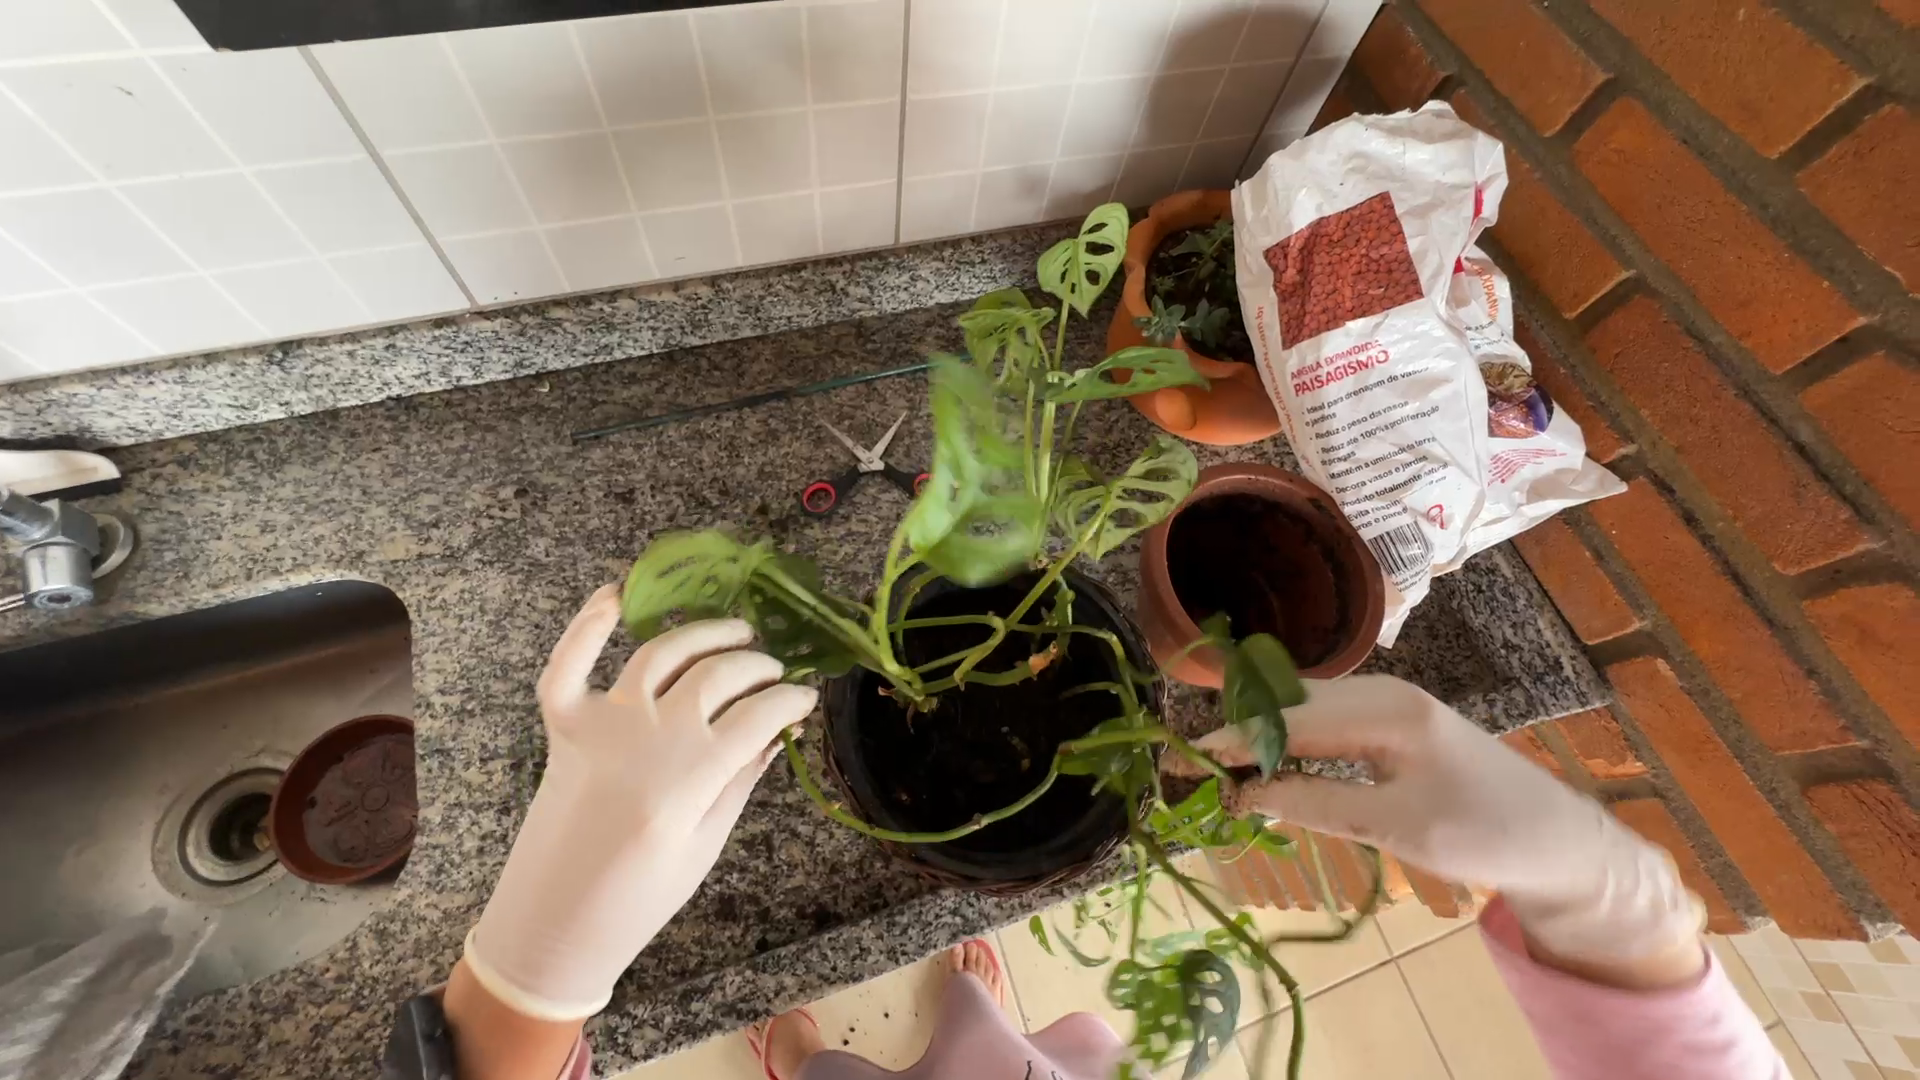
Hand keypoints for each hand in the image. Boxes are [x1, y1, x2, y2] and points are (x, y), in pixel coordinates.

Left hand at [463, 587, 817, 1020]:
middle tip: (776, 672)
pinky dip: (586, 627)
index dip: (792, 700)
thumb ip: (742, 779)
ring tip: (738, 632)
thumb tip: (780, 728)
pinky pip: (568, 666)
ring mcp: (602, 727)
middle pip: (718, 675)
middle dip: (760, 666)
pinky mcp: (563, 728)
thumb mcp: (707, 845)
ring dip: (705, 633)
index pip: (760, 716)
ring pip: (662, 654)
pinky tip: (616, 595)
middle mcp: (649, 741)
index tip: (808, 697)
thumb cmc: (638, 902)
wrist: (547, 930)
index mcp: (691, 780)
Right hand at [1177, 675, 1703, 970]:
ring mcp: (1390, 699)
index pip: (1290, 719)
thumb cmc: (1484, 835)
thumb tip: (1243, 793)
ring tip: (1229, 762)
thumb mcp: (1394, 827)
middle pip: (1292, 703)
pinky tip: (1279, 757)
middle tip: (1201, 762)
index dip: (1236, 737)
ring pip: (1307, 707)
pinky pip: (1328, 717)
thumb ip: (1313, 803)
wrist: (1565, 843)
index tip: (1191, 755)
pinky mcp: (1394, 715)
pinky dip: (1295, 736)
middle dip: (1243, 731)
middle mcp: (1383, 691)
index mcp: (1387, 711)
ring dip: (1267, 733)